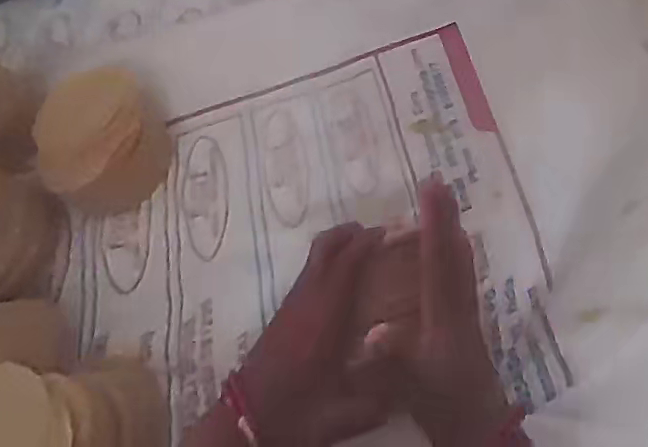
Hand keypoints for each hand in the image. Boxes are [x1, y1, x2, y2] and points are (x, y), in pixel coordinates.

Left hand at [235, 223, 392, 446]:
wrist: (248, 414)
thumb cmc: (297, 404)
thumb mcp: (339, 410)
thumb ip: (371, 404)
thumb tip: (399, 400)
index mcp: (327, 308)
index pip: (348, 259)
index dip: (367, 241)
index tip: (387, 233)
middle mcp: (309, 294)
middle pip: (326, 245)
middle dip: (348, 233)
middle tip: (371, 235)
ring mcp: (293, 300)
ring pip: (315, 257)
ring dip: (337, 247)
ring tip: (359, 256)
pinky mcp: (284, 310)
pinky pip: (310, 272)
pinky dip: (327, 265)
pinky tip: (339, 286)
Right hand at [366, 177, 513, 446]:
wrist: (476, 422)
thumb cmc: (442, 399)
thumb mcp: (413, 381)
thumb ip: (392, 355)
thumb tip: (370, 334)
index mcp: (444, 313)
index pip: (437, 258)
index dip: (434, 222)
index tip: (430, 189)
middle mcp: (458, 301)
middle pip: (453, 248)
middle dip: (445, 214)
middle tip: (438, 182)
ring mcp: (466, 306)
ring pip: (461, 257)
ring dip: (450, 226)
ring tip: (442, 201)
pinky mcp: (467, 314)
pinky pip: (461, 269)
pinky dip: (453, 247)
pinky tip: (449, 243)